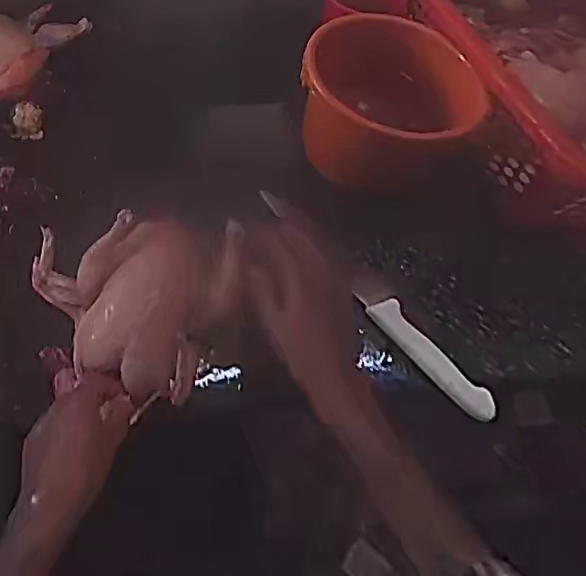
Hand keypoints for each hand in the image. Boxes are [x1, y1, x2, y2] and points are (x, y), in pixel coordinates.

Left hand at [0, 372, 133, 573]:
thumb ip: (118, 418)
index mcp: (79, 400)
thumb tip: (124, 404)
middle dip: (93, 401)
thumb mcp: (110, 445)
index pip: (96, 379)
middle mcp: (58, 405)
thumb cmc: (82, 475)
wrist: (48, 506)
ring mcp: (42, 421)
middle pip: (77, 391)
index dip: (111, 386)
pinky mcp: (32, 440)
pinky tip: (71, 451)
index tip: (120, 397)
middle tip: (107, 415)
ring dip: (77, 416)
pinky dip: (62, 432)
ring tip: (90, 435)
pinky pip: (51, 427)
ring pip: (63, 409)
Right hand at [245, 215, 359, 406]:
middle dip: (279, 218)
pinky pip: (326, 247)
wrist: (335, 375)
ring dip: (297, 222)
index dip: (257, 231)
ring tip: (281, 211)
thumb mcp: (272, 321)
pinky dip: (313, 236)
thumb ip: (260, 287)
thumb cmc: (299, 352)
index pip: (276, 241)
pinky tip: (304, 237)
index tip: (243, 227)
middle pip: (299, 230)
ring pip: (316, 236)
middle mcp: (320, 269)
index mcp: (301, 277)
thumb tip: (247, 261)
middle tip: (261, 210)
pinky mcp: (342, 282)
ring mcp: (334, 274)